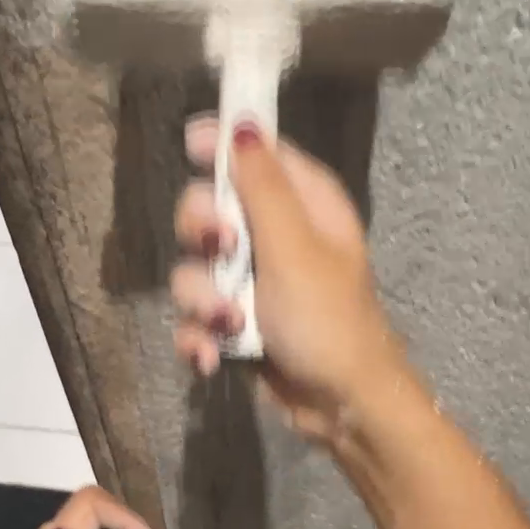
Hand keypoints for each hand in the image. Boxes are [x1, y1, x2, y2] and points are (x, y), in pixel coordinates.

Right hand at [170, 115, 407, 440]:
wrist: (340, 404)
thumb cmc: (327, 320)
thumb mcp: (295, 247)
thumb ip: (261, 186)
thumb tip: (240, 124)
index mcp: (302, 206)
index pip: (256, 155)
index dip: (222, 146)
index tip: (189, 145)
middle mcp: (274, 239)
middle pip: (209, 210)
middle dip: (204, 236)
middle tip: (222, 250)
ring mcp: (251, 285)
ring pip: (194, 270)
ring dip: (202, 300)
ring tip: (229, 324)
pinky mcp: (235, 325)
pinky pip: (195, 318)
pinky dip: (200, 337)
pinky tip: (213, 356)